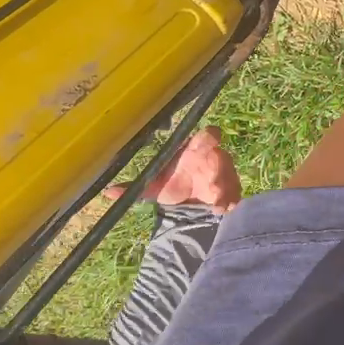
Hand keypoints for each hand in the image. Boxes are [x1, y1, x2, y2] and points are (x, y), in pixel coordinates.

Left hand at [107, 128, 242, 213]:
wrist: (188, 202)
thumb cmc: (172, 184)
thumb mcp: (153, 186)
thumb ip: (135, 187)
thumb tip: (107, 193)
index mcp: (195, 150)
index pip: (208, 135)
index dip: (210, 137)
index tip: (210, 142)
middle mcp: (214, 157)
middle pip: (222, 158)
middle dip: (219, 172)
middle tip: (211, 187)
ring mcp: (227, 172)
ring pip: (231, 177)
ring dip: (225, 190)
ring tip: (216, 206)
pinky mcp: (234, 187)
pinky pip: (236, 192)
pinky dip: (231, 200)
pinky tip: (221, 209)